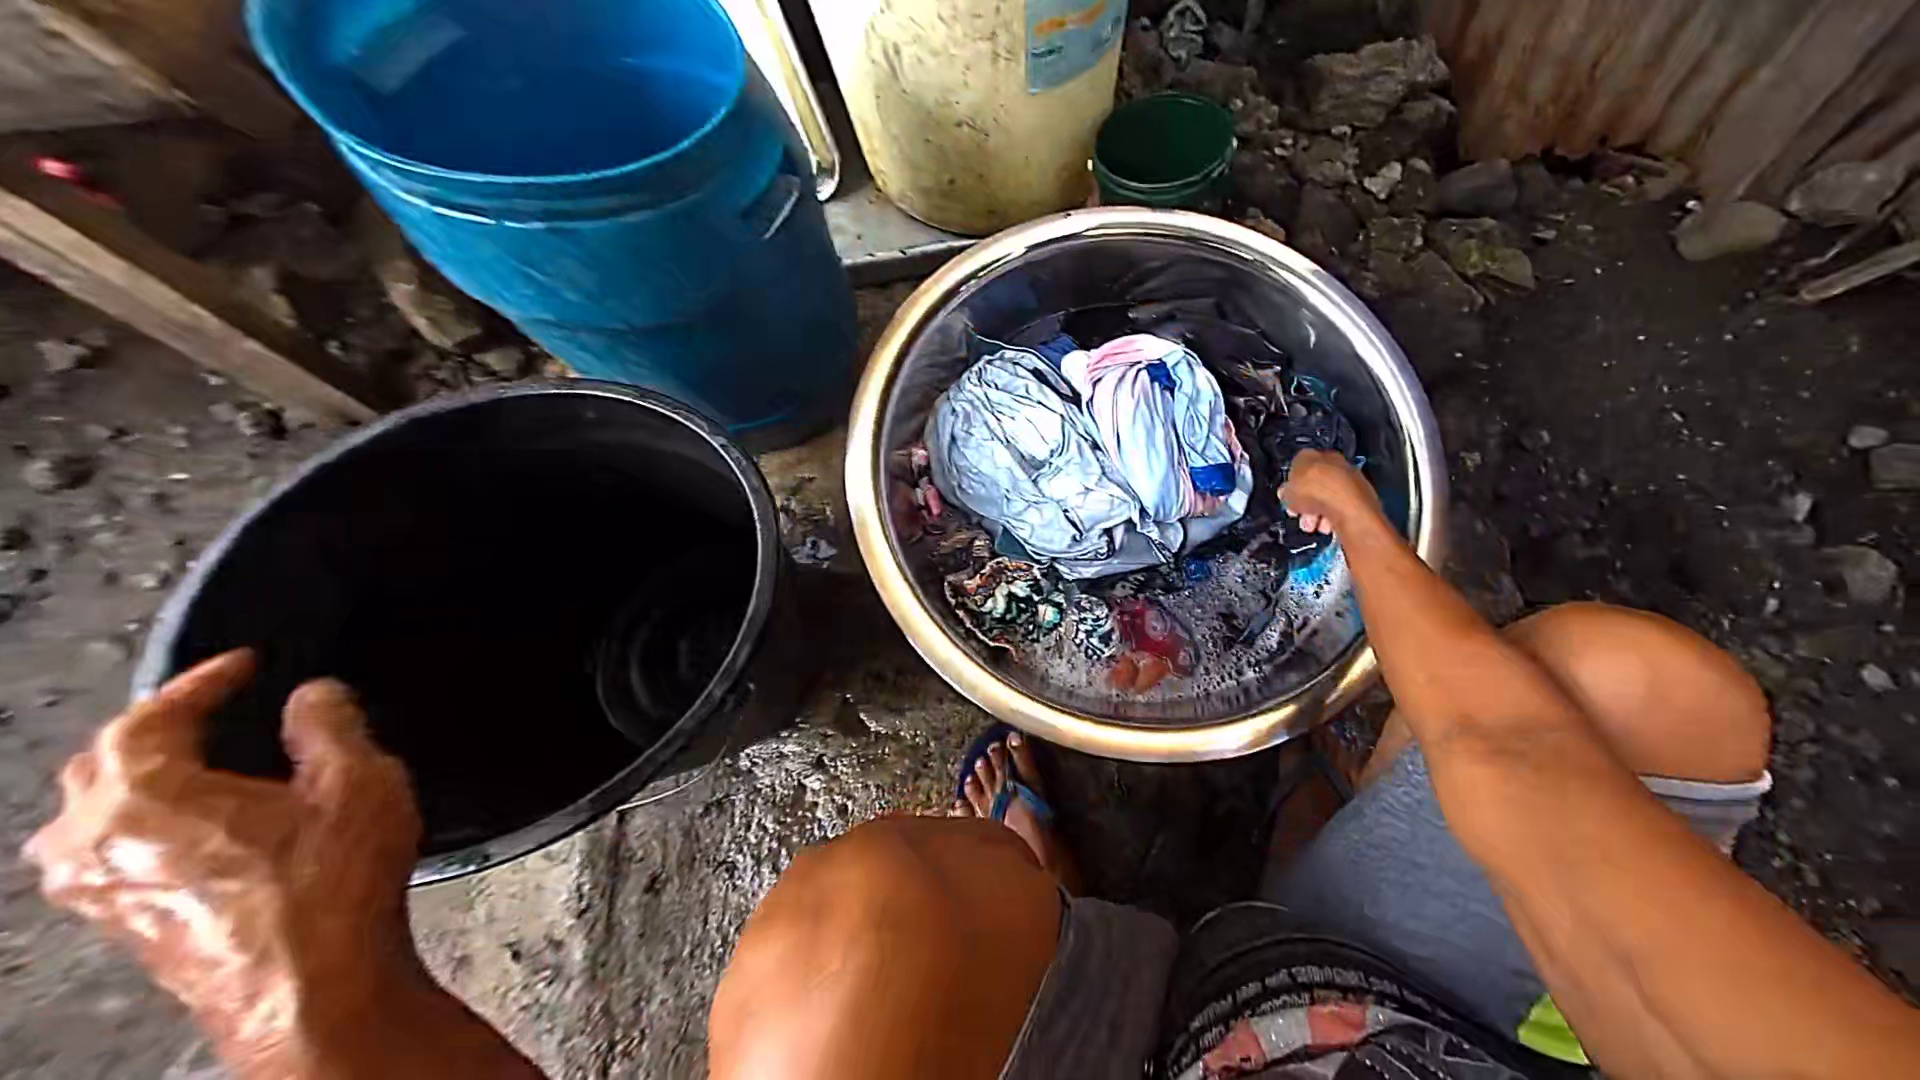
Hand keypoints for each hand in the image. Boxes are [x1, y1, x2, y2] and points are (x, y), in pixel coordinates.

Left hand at [23, 650, 429, 1076]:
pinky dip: (148, 815)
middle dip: (159, 723)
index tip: (244, 664)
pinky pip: (111, 849)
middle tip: (216, 703)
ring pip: (94, 811)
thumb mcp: (359, 780)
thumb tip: (312, 695)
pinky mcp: (123, 922)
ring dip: (144, 773)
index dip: (203, 680)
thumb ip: (331, 724)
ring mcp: (100, 892)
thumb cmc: (331, 882)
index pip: (150, 717)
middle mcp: (96, 845)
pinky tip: (205, 820)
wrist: (314, 983)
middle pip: (102, 763)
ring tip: (206, 759)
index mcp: (146, 799)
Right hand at [1279, 450, 1382, 536]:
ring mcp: (1351, 481)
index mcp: (1318, 455)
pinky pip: (1340, 509)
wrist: (1347, 508)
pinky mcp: (1362, 499)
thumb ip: (1286, 490)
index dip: (1292, 484)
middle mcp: (1337, 464)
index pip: (1300, 466)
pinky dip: (1332, 517)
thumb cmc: (1314, 493)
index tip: (1289, 497)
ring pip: (1326, 499)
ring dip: (1316, 513)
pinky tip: (1326, 525)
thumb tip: (1287, 492)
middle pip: (1314, 485)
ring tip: (1312, 524)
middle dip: (1305, 502)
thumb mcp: (1287, 490)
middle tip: (1299, 513)